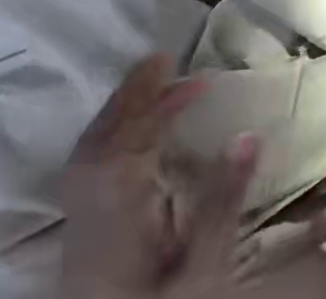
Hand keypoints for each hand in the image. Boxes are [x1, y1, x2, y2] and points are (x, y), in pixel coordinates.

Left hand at [61, 54, 258, 298]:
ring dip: (114, 112)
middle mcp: (86, 223)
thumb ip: (223, 204)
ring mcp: (76, 231)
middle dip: (128, 98)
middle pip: (97, 149)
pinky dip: (105, 135)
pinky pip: (85, 169)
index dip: (162, 109)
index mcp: (116, 227)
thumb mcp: (205, 269)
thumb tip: (249, 135)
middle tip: (161, 57)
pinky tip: (125, 128)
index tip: (199, 81)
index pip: (132, 152)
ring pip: (84, 158)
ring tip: (146, 80)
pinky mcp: (79, 240)